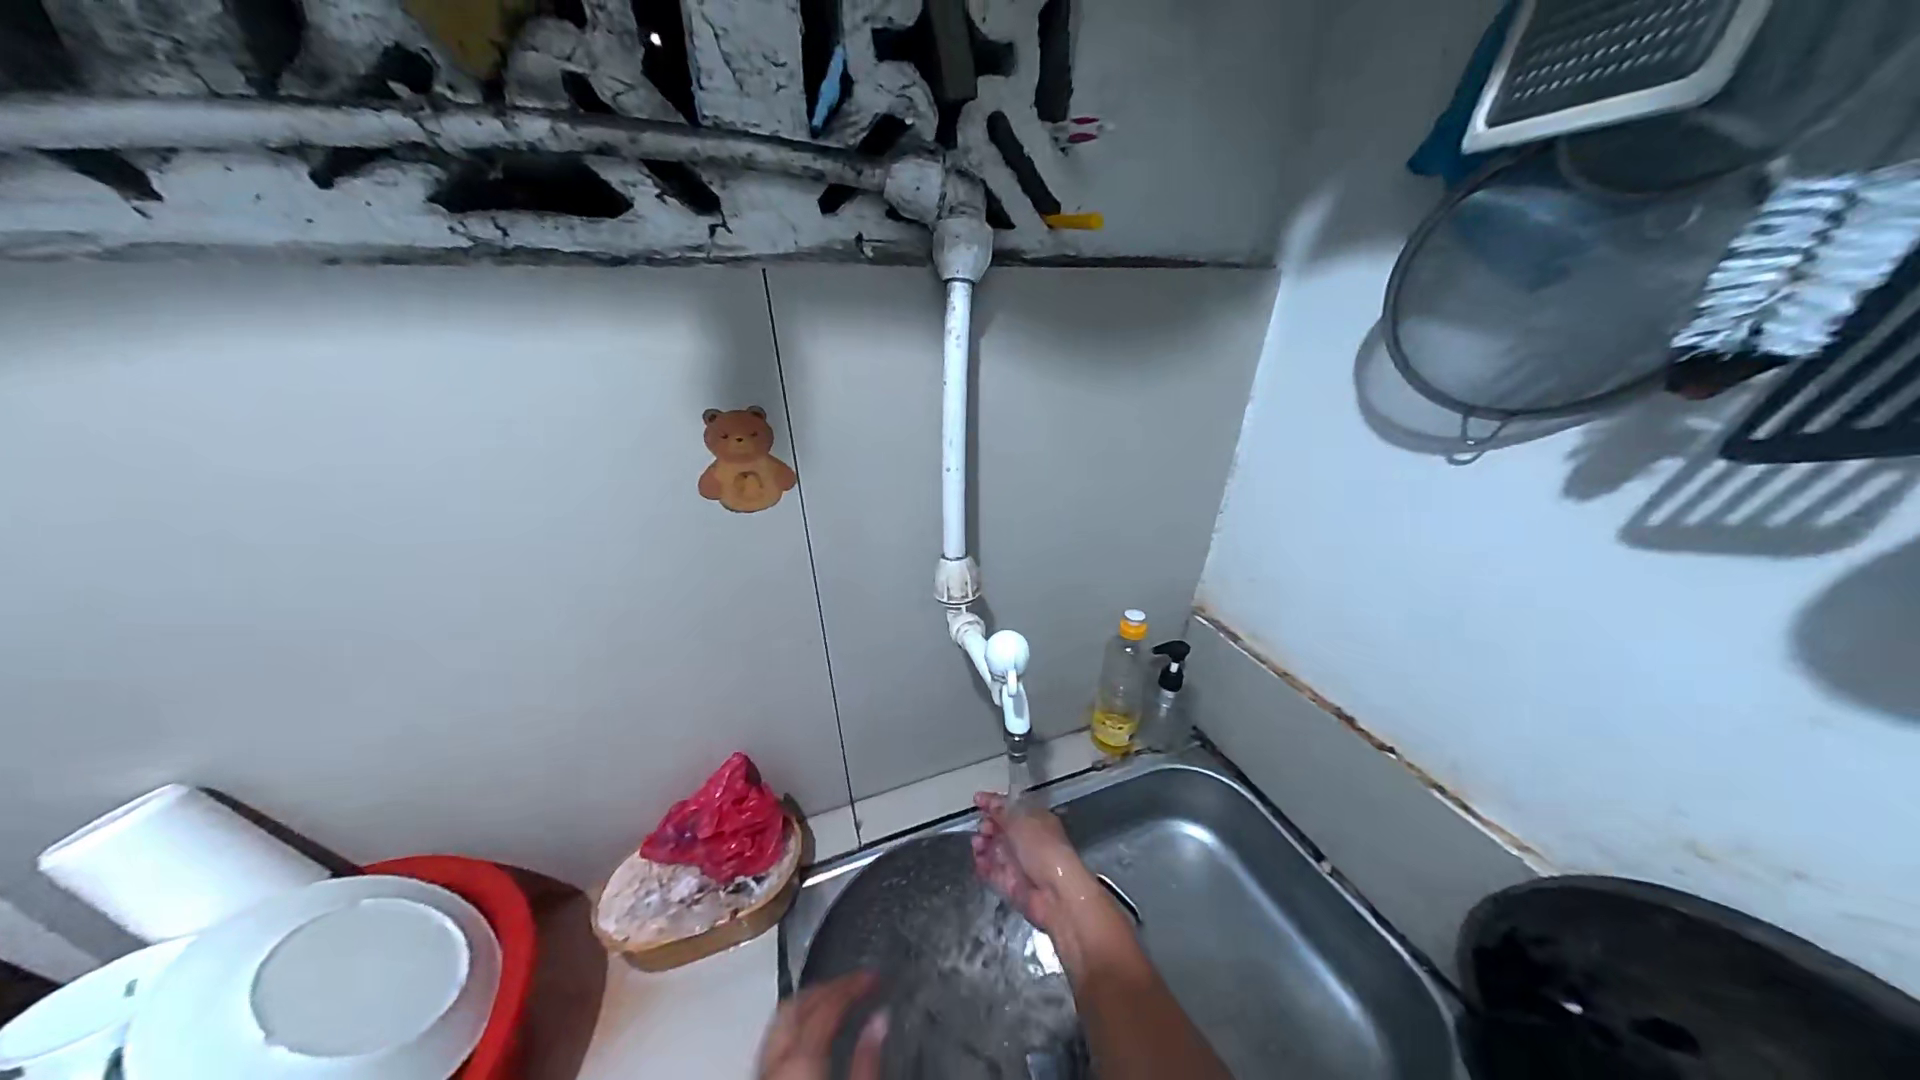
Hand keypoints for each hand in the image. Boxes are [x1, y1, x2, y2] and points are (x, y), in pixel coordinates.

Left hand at [756, 972, 887, 1079]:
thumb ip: (867, 1060)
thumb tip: (881, 1018)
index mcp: (799, 1059)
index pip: (827, 1004)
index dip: (853, 983)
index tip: (875, 976)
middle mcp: (774, 1057)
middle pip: (798, 1003)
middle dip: (829, 986)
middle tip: (857, 981)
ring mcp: (763, 1068)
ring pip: (782, 1016)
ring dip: (811, 999)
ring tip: (838, 996)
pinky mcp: (761, 1077)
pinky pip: (776, 1036)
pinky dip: (797, 1020)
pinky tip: (815, 1025)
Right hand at [970, 792, 1098, 932]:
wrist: (1055, 893)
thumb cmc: (1041, 848)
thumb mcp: (1020, 821)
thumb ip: (1002, 811)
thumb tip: (991, 803)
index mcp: (1035, 820)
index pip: (1011, 808)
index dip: (993, 802)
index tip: (976, 799)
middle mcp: (1027, 840)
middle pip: (1001, 829)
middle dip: (987, 825)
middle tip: (982, 828)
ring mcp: (1019, 863)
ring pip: (994, 849)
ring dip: (982, 844)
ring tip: (978, 844)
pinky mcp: (1011, 883)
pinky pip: (992, 871)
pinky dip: (983, 865)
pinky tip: (978, 860)